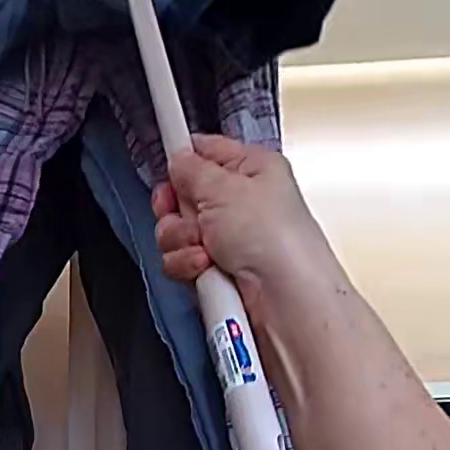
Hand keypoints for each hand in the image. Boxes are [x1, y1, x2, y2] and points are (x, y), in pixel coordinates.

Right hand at [151, 134, 335, 288]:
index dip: (182, 164)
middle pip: (182, 199)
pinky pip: (180, 262)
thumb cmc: (272, 237)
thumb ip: (193, 170)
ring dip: (182, 243)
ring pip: (176, 235)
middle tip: (190, 219)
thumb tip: (178, 160)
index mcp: (249, 171)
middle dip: (176, 212)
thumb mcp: (225, 187)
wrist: (281, 294)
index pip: (205, 154)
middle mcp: (237, 205)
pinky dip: (187, 265)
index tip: (168, 174)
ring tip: (205, 250)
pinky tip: (205, 267)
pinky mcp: (213, 271)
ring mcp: (224, 240)